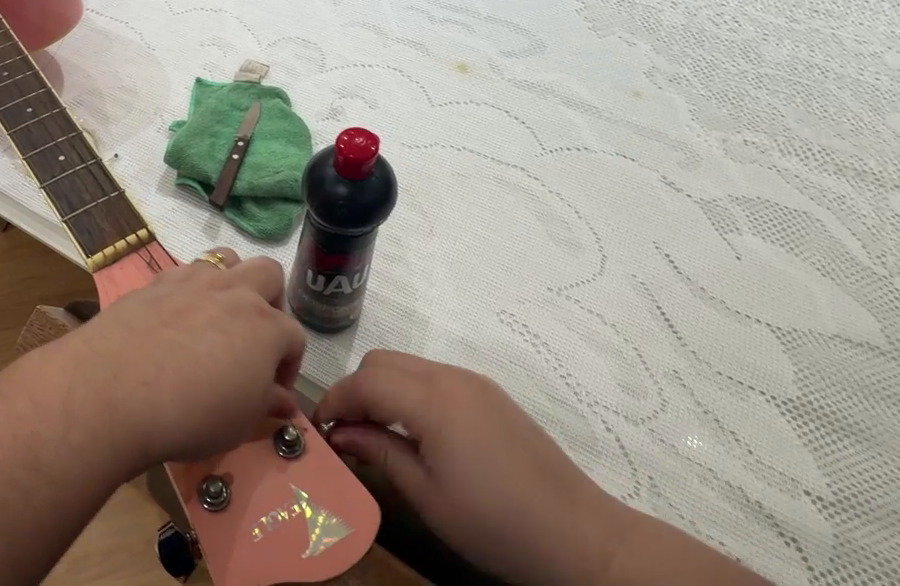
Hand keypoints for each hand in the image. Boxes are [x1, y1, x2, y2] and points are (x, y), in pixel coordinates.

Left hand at [43, 248, 306, 471]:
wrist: (114, 389)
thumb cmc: (190, 415)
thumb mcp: (238, 423)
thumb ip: (265, 404)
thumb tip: (285, 401)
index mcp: (265, 327)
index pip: (295, 337)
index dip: (290, 365)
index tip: (274, 391)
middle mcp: (233, 292)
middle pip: (268, 274)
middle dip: (271, 301)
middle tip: (254, 339)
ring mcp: (191, 281)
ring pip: (226, 260)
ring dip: (231, 283)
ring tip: (217, 318)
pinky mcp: (155, 282)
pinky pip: (184, 272)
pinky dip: (190, 290)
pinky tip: (175, 320)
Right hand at [315, 351, 630, 585]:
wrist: (580, 536)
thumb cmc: (496, 524)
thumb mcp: (427, 496)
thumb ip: (379, 452)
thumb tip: (340, 433)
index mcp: (433, 400)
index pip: (364, 381)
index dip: (335, 401)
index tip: (319, 430)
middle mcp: (450, 377)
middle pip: (382, 362)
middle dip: (355, 390)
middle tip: (347, 434)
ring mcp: (473, 382)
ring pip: (406, 365)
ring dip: (381, 389)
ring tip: (376, 434)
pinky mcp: (488, 394)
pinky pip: (432, 377)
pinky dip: (409, 392)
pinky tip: (414, 432)